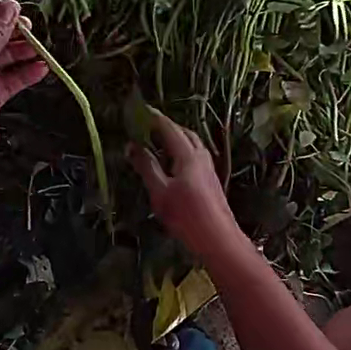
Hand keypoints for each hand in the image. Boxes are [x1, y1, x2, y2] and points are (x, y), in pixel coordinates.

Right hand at [127, 111, 249, 263]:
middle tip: (146, 126)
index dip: (154, 118)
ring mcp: (208, 168)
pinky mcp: (210, 180)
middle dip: (165, 126)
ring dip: (174, 138)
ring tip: (157, 142)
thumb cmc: (186, 216)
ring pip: (191, 144)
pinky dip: (180, 150)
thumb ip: (146, 166)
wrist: (218, 239)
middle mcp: (201, 155)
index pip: (169, 128)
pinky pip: (194, 155)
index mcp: (188, 154)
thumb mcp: (159, 192)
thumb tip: (132, 146)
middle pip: (183, 133)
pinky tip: (172, 163)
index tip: (139, 110)